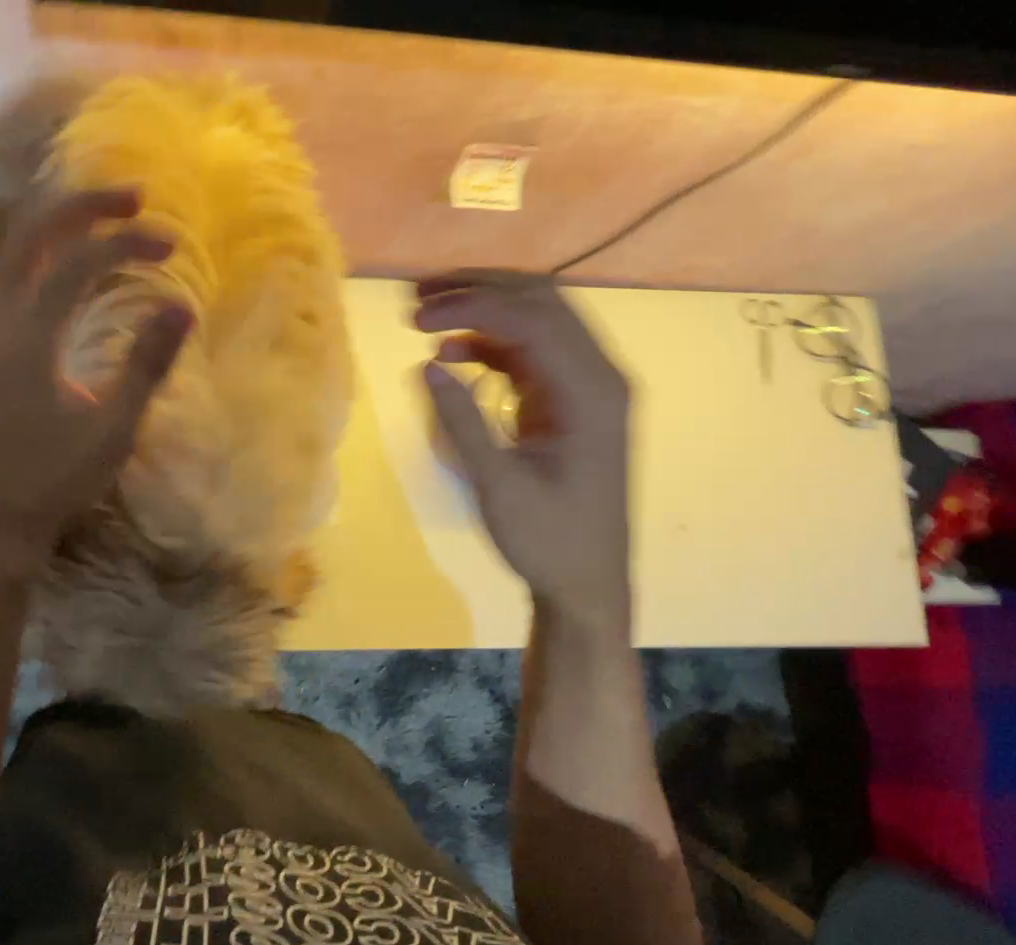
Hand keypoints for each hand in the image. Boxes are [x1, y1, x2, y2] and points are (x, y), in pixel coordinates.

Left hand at [0, 188, 191, 568]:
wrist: (2, 514)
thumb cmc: (59, 478)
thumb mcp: (113, 429)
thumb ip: (146, 365)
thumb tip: (183, 305)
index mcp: (25, 341)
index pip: (75, 264)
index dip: (124, 243)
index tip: (171, 244)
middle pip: (28, 234)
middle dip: (82, 205)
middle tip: (134, 197)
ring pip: (8, 248)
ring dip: (54, 221)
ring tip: (103, 213)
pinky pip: (2, 272)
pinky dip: (35, 247)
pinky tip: (63, 252)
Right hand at [417, 270, 631, 630]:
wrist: (587, 582)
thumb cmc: (547, 540)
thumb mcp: (498, 487)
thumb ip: (462, 423)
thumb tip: (426, 365)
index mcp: (592, 391)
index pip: (532, 320)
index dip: (472, 307)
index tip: (416, 317)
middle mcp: (599, 375)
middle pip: (542, 303)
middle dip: (479, 290)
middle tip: (417, 295)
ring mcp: (588, 387)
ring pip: (539, 321)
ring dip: (485, 310)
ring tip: (426, 314)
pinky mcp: (571, 403)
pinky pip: (533, 354)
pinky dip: (492, 345)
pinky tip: (453, 353)